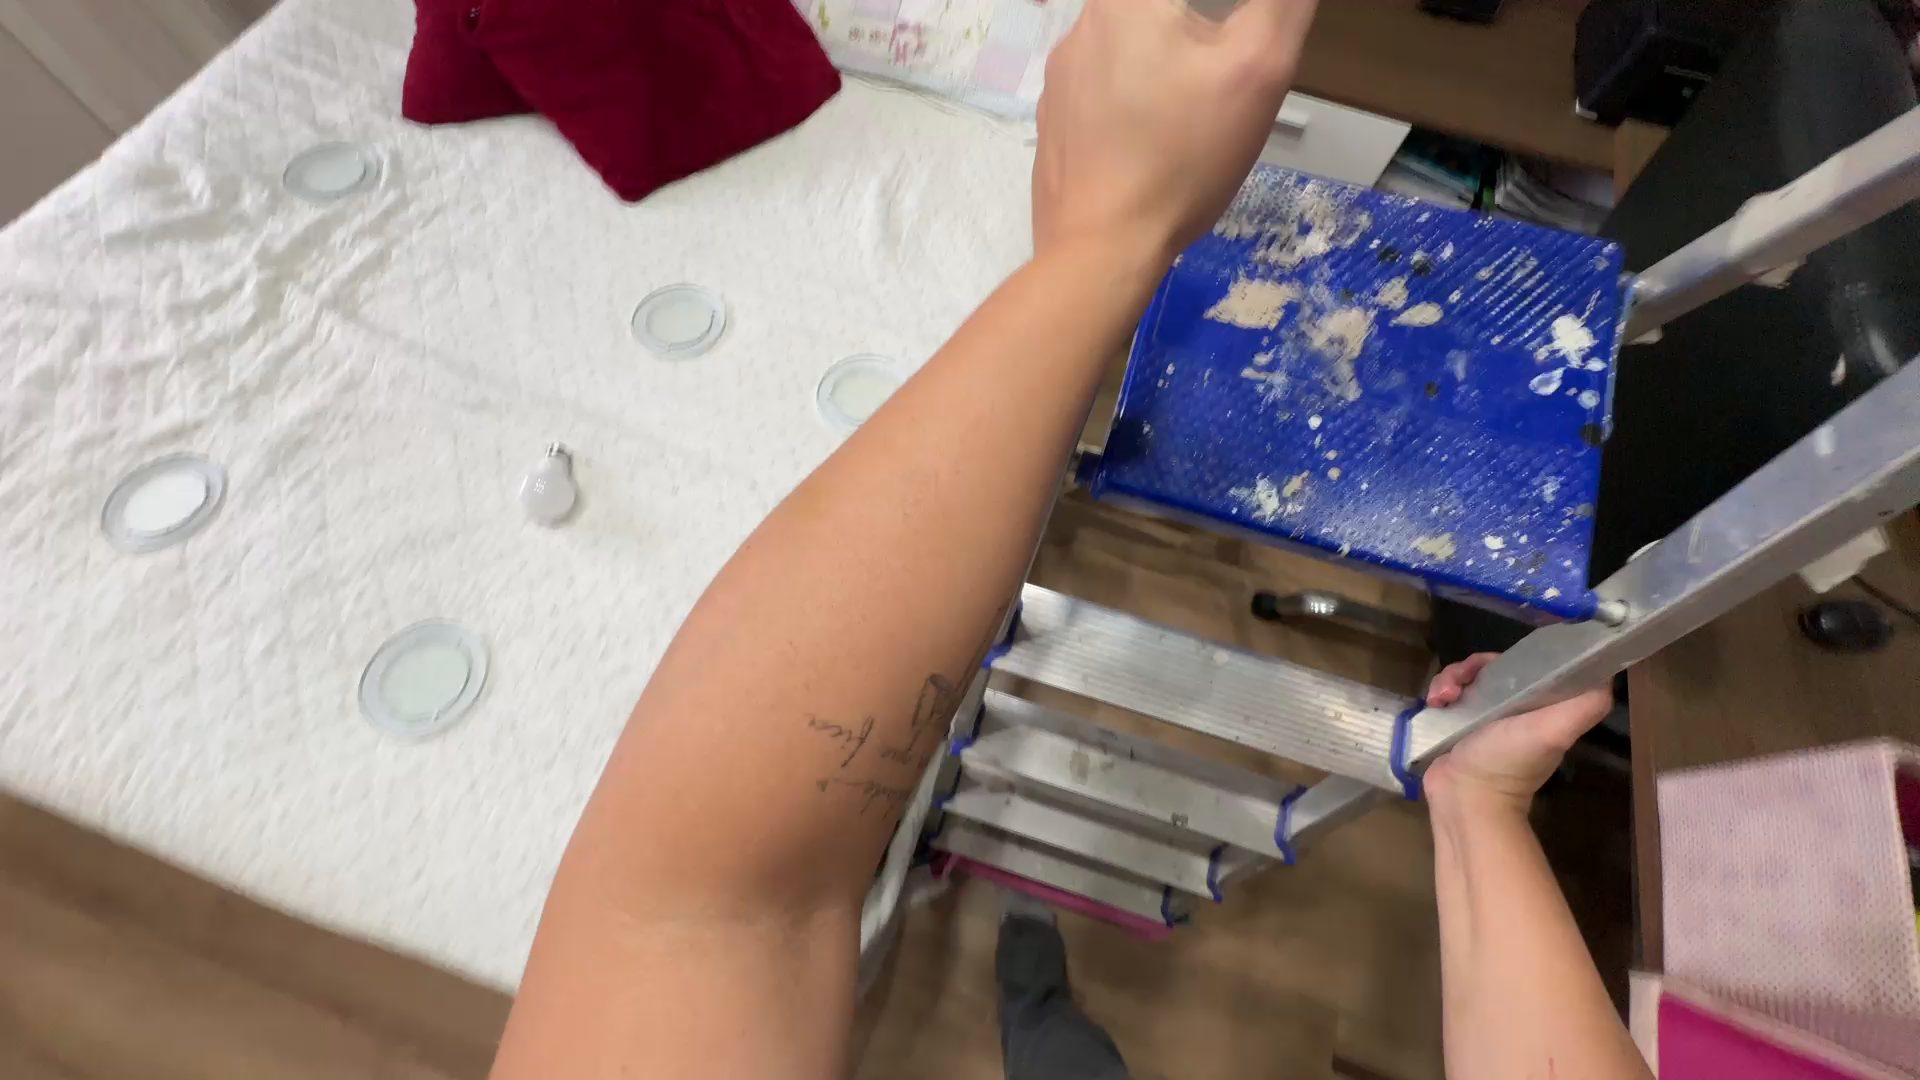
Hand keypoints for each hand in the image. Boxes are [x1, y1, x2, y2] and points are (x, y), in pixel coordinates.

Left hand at [1032, 0, 1319, 263]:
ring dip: (1157, 77)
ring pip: (1123, 58)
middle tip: (1211, 97)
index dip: (1216, 23)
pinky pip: (1095, 104)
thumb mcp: (1259, 68)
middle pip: (1156, 16)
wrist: (1102, 251)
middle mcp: (1078, 30)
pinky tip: (1142, 154)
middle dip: (1193, 44)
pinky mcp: (1050, 132)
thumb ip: (1281, 4)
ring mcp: (1055, 86)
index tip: (1227, 59)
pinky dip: (1124, 116)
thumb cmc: (1181, 162)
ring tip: (1179, 129)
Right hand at [1421, 654, 1612, 815]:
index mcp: (1541, 707)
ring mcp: (1482, 714)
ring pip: (1466, 678)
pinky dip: (1437, 692)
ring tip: (1441, 697)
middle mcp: (1514, 707)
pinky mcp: (1455, 721)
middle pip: (1493, 668)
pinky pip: (1446, 692)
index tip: (1497, 661)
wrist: (1464, 796)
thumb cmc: (1508, 763)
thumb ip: (1582, 707)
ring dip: (1449, 679)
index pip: (1532, 666)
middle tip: (1459, 681)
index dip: (1516, 655)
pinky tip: (1433, 704)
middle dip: (1471, 667)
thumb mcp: (1551, 733)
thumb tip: (1605, 672)